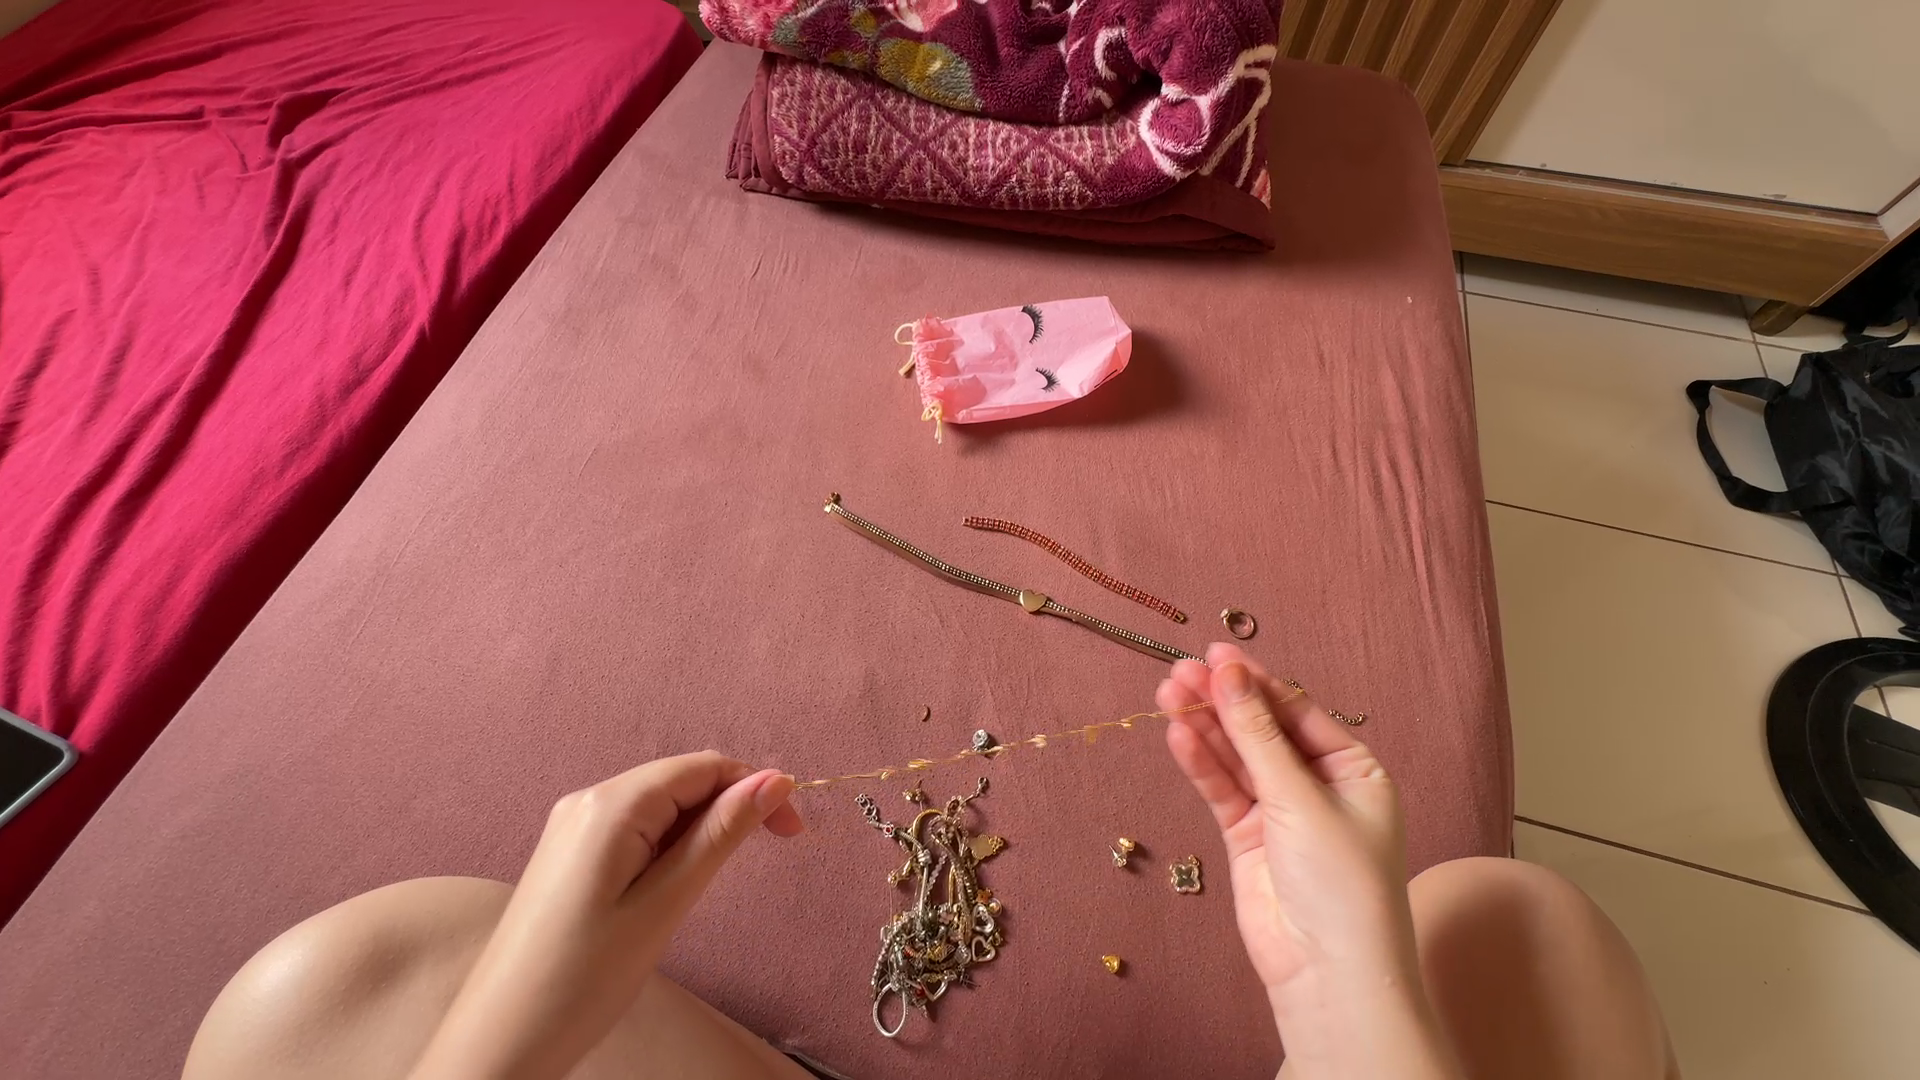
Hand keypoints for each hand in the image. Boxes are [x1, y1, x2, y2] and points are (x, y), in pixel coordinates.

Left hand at [408, 752, 802, 1079]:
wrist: (494, 1051)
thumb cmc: (585, 980)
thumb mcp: (665, 904)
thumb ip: (721, 833)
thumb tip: (777, 779)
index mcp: (611, 804)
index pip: (704, 767)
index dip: (756, 787)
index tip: (793, 831)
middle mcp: (589, 799)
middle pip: (682, 779)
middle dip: (732, 804)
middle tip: (770, 850)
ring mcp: (573, 825)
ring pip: (662, 803)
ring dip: (702, 826)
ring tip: (712, 878)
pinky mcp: (569, 853)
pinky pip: (637, 826)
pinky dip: (671, 842)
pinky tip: (674, 880)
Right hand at [1159, 644, 1457, 1077]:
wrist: (1326, 973)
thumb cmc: (1340, 882)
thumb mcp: (1301, 797)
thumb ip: (1257, 734)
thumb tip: (1228, 673)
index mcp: (1352, 768)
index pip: (1295, 711)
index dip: (1255, 681)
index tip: (1216, 653)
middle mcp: (1315, 783)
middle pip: (1259, 729)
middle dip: (1221, 700)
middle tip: (1181, 671)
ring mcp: (1278, 808)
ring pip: (1235, 755)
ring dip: (1203, 725)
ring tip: (1168, 693)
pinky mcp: (1246, 833)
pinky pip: (1221, 787)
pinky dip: (1200, 762)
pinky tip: (1177, 735)